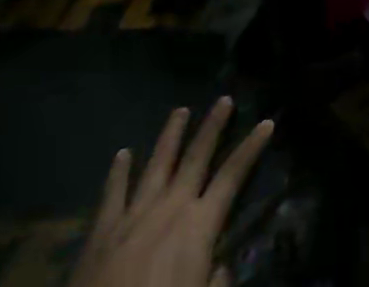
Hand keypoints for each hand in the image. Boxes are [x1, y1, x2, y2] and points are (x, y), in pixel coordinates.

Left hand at [68, 100, 274, 286]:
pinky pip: (112, 194)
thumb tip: (220, 267)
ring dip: (170, 136)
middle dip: (212, 127)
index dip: (251, 148)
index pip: (233, 175)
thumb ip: (218, 281)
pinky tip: (122, 153)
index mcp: (199, 226)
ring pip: (156, 165)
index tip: (266, 122)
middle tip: (223, 99)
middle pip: (196, 158)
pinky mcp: (102, 232)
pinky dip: (118, 172)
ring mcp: (133, 216)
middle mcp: (170, 209)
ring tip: (180, 110)